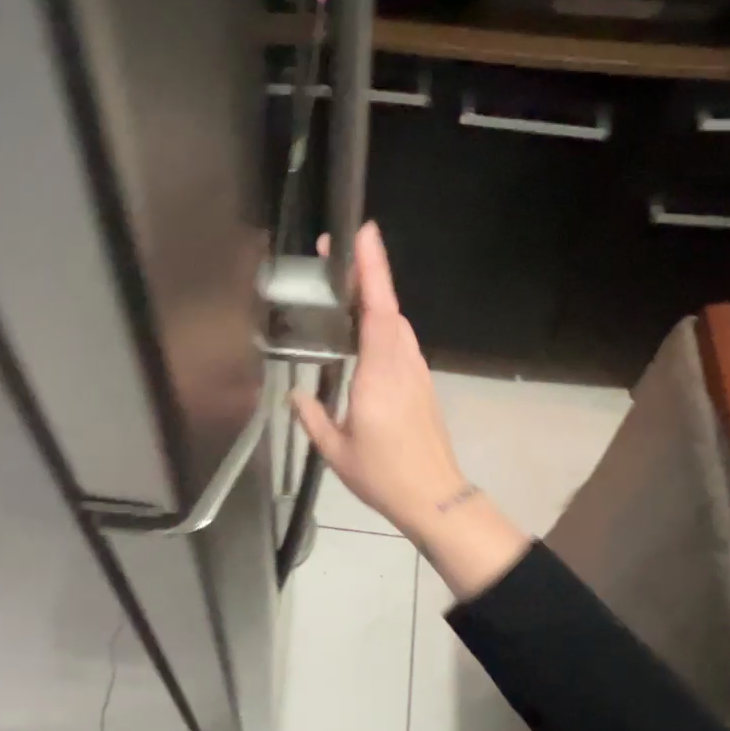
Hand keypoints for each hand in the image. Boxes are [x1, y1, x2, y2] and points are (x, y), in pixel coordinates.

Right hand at [293, 223, 468, 536]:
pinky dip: (381, 328)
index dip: (372, 270)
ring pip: (396, 325)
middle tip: (334, 259)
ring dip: (374, 302)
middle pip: (388, 308)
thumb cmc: (383, 475)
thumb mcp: (336, 451)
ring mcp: (416, 373)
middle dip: (366, 277)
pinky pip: (400, 344)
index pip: (378, 309)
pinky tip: (362, 337)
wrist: (433, 497)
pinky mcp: (421, 385)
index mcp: (379, 375)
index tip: (363, 233)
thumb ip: (313, 419)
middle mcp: (402, 365)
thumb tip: (296, 397)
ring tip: (343, 292)